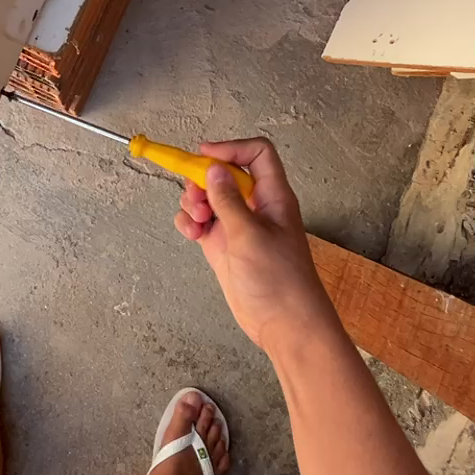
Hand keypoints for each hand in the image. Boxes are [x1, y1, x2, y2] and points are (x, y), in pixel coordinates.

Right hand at [174, 138, 334, 353]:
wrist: (284, 326)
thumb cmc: (279, 281)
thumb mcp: (250, 235)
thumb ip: (228, 200)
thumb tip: (214, 169)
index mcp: (272, 196)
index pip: (257, 154)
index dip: (231, 149)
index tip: (204, 155)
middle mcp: (255, 206)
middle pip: (224, 173)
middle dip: (203, 179)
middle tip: (196, 197)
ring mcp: (237, 225)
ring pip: (207, 196)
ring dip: (193, 202)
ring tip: (195, 220)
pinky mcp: (223, 245)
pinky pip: (200, 222)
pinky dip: (190, 223)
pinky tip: (191, 233)